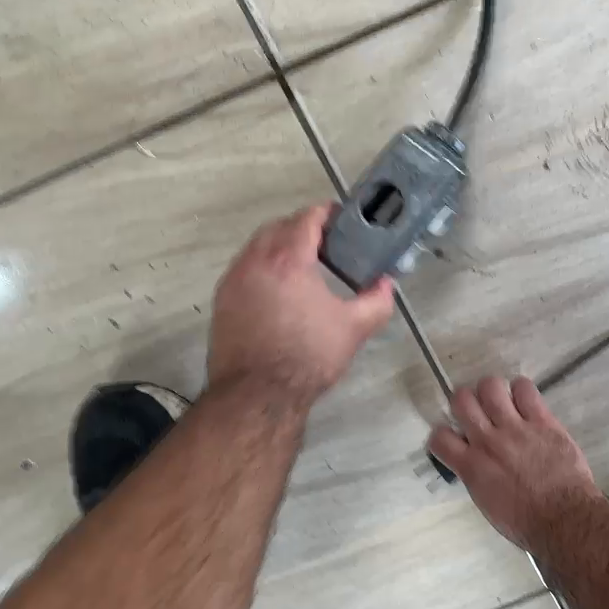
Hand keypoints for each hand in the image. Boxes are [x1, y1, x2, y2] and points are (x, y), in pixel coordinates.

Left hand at [207, 204, 394, 401]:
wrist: (257, 395)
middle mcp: (255, 262)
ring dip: (278, 246)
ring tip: (302, 264)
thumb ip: (376, 301)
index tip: (340, 218)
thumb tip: (386, 285)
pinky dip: (262, 267)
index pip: (305, 218)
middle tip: (325, 242)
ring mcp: (233, 281)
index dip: (325, 213)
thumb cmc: (307, 356)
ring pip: (256, 247)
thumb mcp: (353, 328)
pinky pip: (243, 269)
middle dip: (301, 227)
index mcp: (288, 260)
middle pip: (277, 227)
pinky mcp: (221, 301)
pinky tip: (278, 290)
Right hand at [429, 376, 600, 552]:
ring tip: (502, 401)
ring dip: (492, 391)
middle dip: (466, 402)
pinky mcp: (541, 420)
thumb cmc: (526, 523)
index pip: (439, 437)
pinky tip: (525, 401)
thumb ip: (476, 477)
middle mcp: (487, 441)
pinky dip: (521, 390)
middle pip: (461, 400)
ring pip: (490, 386)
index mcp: (471, 467)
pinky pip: (525, 389)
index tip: (455, 437)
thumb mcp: (487, 504)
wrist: (564, 519)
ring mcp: (514, 428)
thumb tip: (474, 463)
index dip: (444, 433)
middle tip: (478, 412)